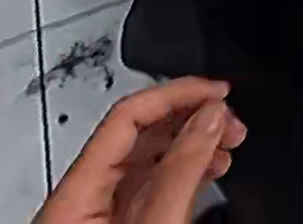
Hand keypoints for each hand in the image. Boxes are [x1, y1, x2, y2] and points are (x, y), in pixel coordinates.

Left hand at [35, 77, 248, 223]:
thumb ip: (182, 170)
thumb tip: (212, 113)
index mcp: (72, 198)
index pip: (126, 115)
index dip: (176, 94)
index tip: (217, 92)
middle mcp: (79, 204)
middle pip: (139, 133)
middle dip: (192, 118)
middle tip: (231, 120)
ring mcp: (96, 221)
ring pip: (149, 160)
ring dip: (193, 143)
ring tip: (228, 144)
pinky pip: (151, 187)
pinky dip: (185, 172)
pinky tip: (209, 171)